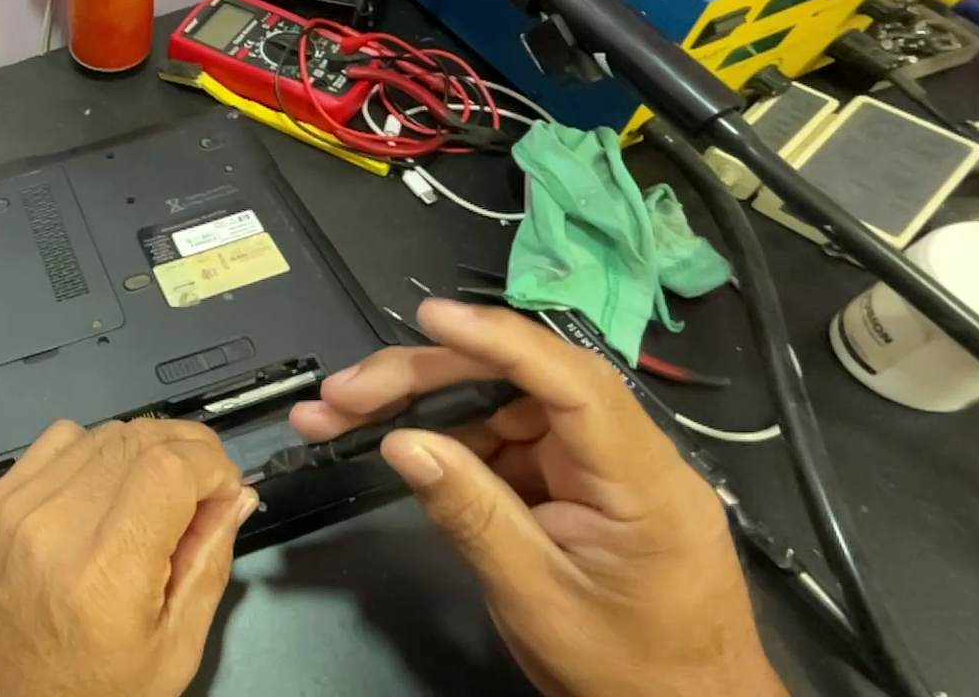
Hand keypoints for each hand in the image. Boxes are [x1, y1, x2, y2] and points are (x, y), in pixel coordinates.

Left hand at [0, 418, 257, 696]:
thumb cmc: (88, 690)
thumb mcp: (173, 651)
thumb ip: (210, 564)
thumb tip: (235, 496)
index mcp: (104, 572)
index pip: (169, 468)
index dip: (212, 465)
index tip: (225, 491)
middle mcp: (57, 524)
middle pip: (140, 438)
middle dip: (189, 450)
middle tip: (203, 489)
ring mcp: (23, 502)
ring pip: (107, 431)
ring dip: (148, 448)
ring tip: (159, 492)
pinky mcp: (3, 494)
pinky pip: (65, 437)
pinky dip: (100, 447)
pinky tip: (110, 484)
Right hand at [290, 300, 784, 696]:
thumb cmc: (627, 672)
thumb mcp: (537, 600)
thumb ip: (471, 516)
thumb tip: (400, 442)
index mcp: (641, 484)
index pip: (574, 385)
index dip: (501, 341)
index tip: (431, 318)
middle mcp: (617, 453)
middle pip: (511, 383)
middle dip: (418, 378)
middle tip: (339, 394)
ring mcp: (585, 460)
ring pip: (489, 402)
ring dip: (410, 402)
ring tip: (337, 413)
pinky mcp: (560, 473)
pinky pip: (490, 435)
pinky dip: (432, 434)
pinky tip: (382, 437)